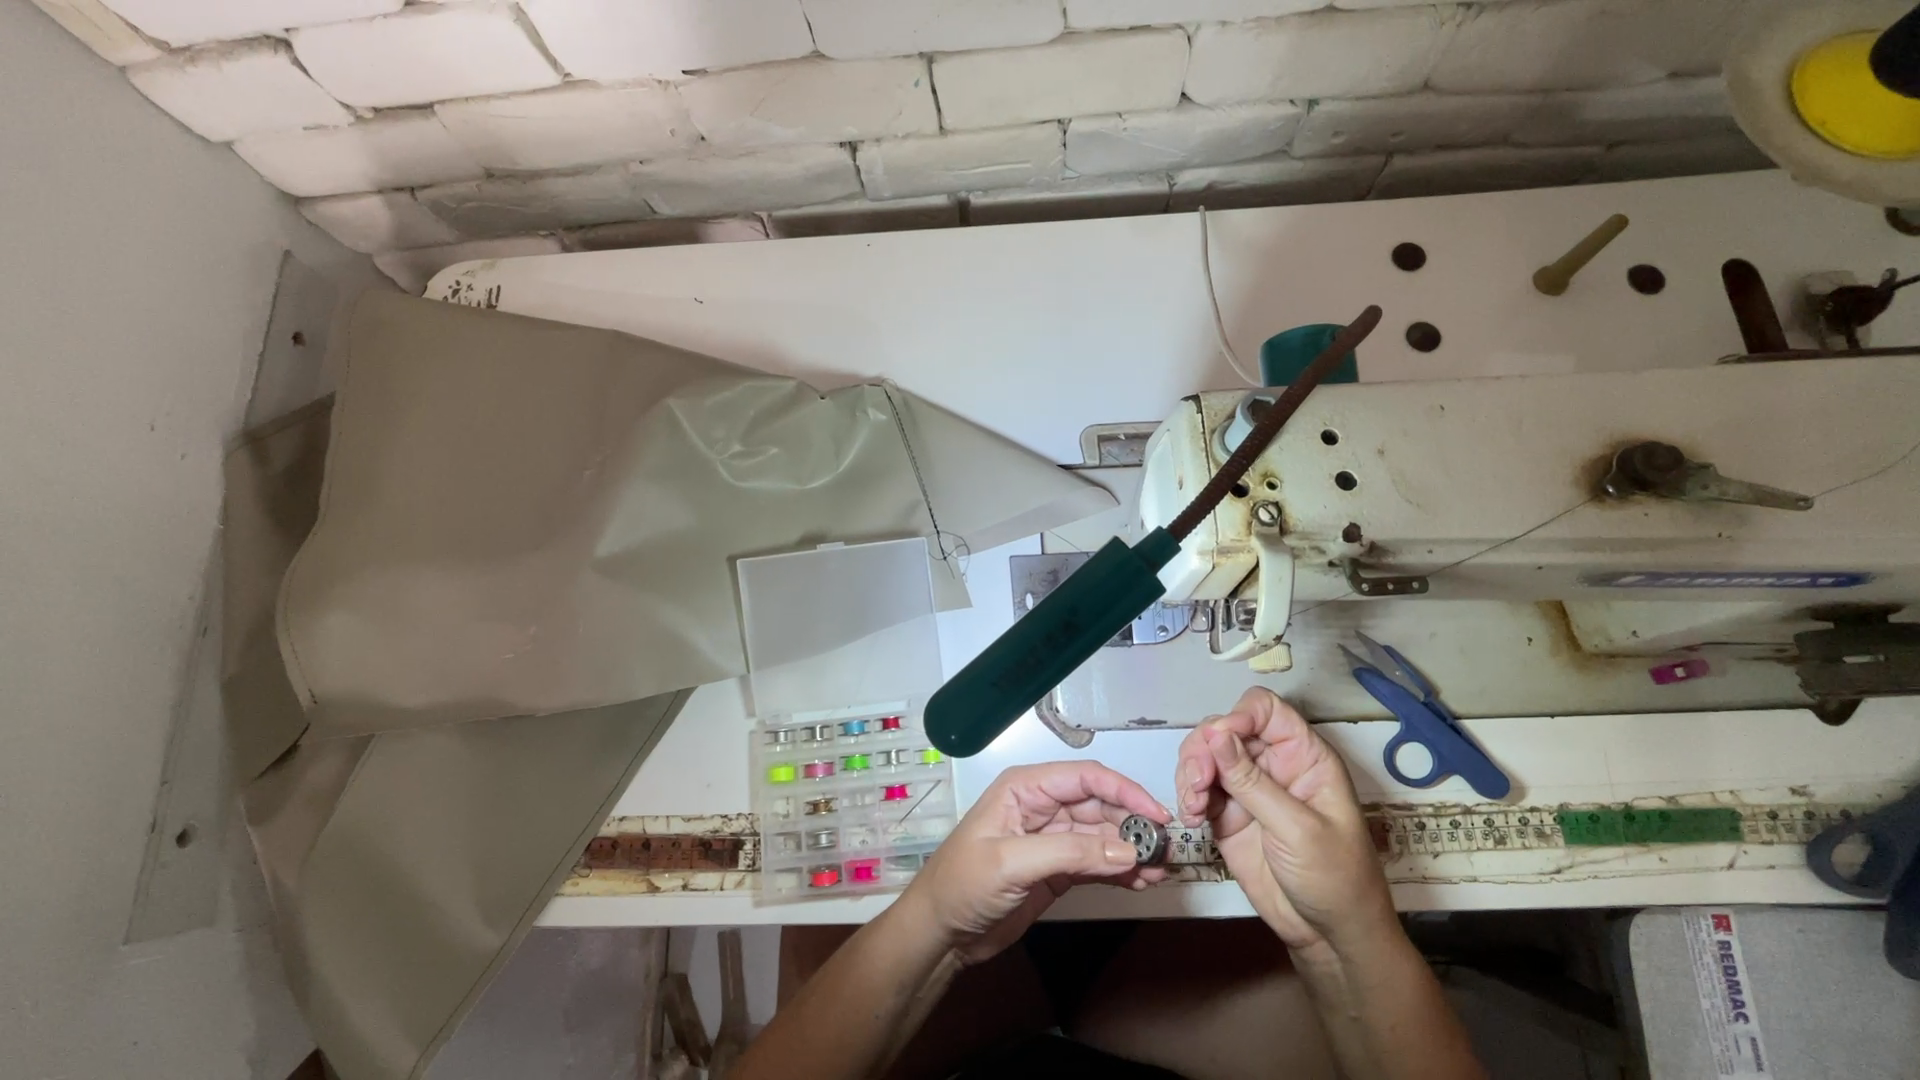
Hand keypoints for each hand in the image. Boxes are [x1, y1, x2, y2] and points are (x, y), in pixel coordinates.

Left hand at [900, 761, 1170, 965]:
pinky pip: (1096, 864)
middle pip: (1099, 806)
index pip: (1085, 778)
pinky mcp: (1056, 871)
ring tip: (1159, 871)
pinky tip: (1140, 881)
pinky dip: (1119, 871)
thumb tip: (1127, 851)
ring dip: (1131, 851)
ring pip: (1102, 837)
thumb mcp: (1011, 863)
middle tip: (1165, 849)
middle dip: (1133, 825)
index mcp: (1025, 788)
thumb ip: (1069, 853)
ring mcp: (1051, 839)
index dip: (1123, 790)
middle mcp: (1042, 807)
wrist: (940, 932)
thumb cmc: (962, 884)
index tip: (1157, 813)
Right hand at [1174, 688, 1394, 954]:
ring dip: (1190, 773)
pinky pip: (1197, 790)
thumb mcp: (1297, 828)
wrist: (1329, 935)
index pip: (1265, 711)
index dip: (1237, 717)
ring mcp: (1248, 789)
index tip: (1216, 744)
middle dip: (1203, 750)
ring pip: (1205, 757)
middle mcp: (1272, 764)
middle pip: (1225, 730)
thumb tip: (1216, 735)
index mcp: (1303, 756)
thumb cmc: (1335, 878)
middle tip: (1197, 783)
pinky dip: (1187, 797)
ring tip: (1193, 805)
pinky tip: (1191, 817)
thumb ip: (1252, 782)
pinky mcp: (1227, 814)